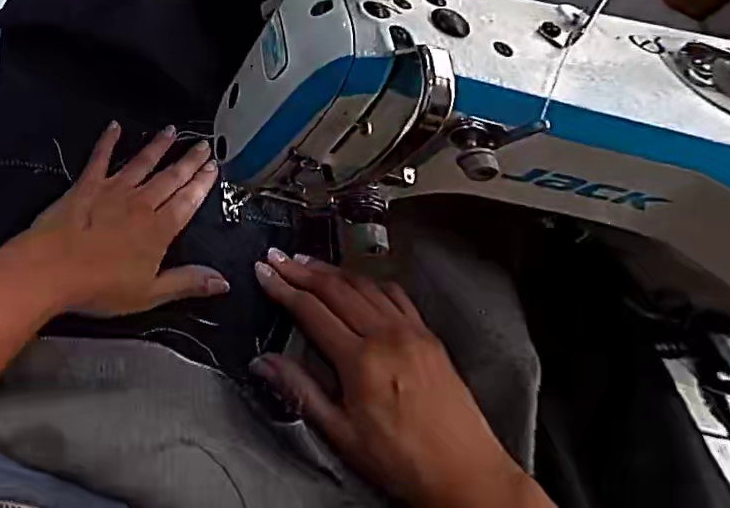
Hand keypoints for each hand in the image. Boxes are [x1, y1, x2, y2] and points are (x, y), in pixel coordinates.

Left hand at [8, 123, 226, 317]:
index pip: (188, 201)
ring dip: (159, 146)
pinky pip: (101, 157)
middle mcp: (141, 203)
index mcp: (158, 229)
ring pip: (143, 162)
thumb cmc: (99, 286)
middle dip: (189, 160)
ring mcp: (114, 190)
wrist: (52, 269)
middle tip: (203, 145)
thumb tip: (222, 282)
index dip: (202, 183)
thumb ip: (187, 282)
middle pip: (171, 177)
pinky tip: (115, 127)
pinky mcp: (88, 184)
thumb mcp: (149, 294)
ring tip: (171, 131)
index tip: (213, 167)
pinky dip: (108, 141)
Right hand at [252, 251, 548, 507]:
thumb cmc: (403, 462)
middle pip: (334, 288)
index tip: (264, 272)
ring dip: (331, 269)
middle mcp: (384, 334)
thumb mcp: (343, 436)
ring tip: (307, 261)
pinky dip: (369, 281)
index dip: (282, 288)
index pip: (311, 310)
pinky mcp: (427, 332)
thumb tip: (265, 363)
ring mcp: (409, 329)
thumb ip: (302, 392)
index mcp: (360, 361)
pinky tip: (357, 279)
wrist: (466, 473)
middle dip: (300, 270)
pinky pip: (394, 293)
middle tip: (278, 257)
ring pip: (362, 284)